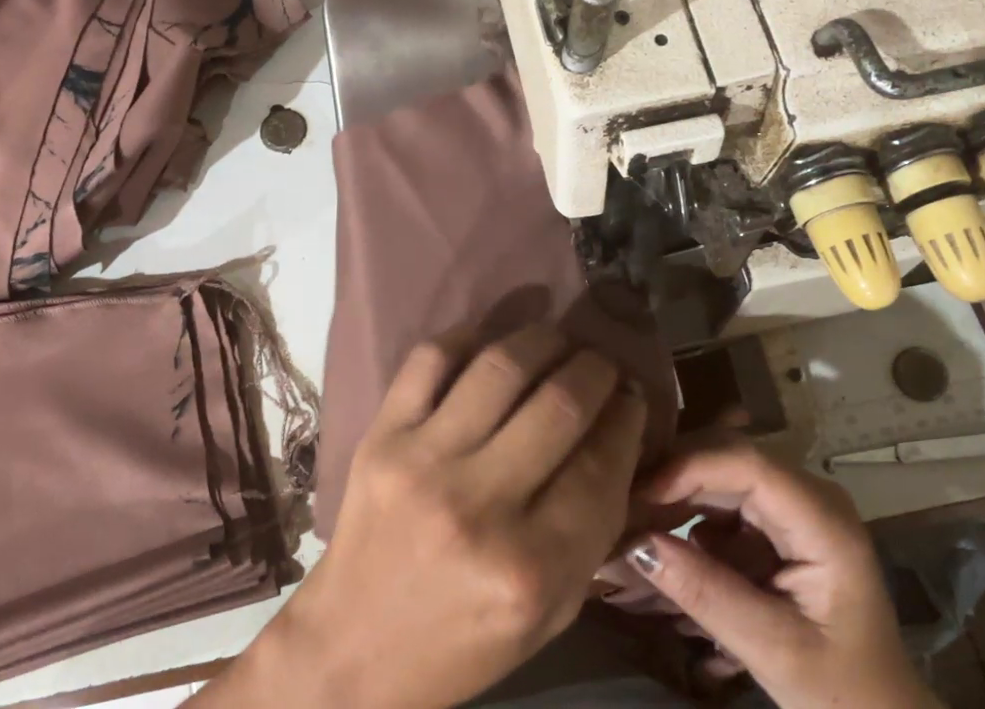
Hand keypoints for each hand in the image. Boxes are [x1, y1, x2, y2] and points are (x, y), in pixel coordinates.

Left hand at [195, 325, 649, 708]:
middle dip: (597, 370)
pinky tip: (492, 343)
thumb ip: (596, 531)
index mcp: (532, 567)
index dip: (628, 418)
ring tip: (558, 342)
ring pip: (502, 365)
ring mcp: (422, 463)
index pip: (603, 463)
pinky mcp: (379, 437)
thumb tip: (621, 436)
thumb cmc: (463, 640)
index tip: (632, 398)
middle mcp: (479, 506)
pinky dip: (469, 336)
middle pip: (562, 402)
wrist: (352, 648)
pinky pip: (430, 358)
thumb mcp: (553, 612)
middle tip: (602, 365)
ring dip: (544, 339)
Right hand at [626, 443, 941, 708]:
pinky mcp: (773, 524)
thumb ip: (705, 593)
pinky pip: (718, 501)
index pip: (744, 463)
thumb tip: (634, 542)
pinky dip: (683, 517)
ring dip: (670, 496)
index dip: (684, 467)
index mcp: (822, 518)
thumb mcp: (773, 649)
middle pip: (725, 458)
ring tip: (625, 527)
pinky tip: (654, 543)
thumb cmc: (839, 688)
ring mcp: (790, 506)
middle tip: (616, 509)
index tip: (632, 494)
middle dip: (668, 478)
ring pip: (715, 474)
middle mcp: (806, 495)